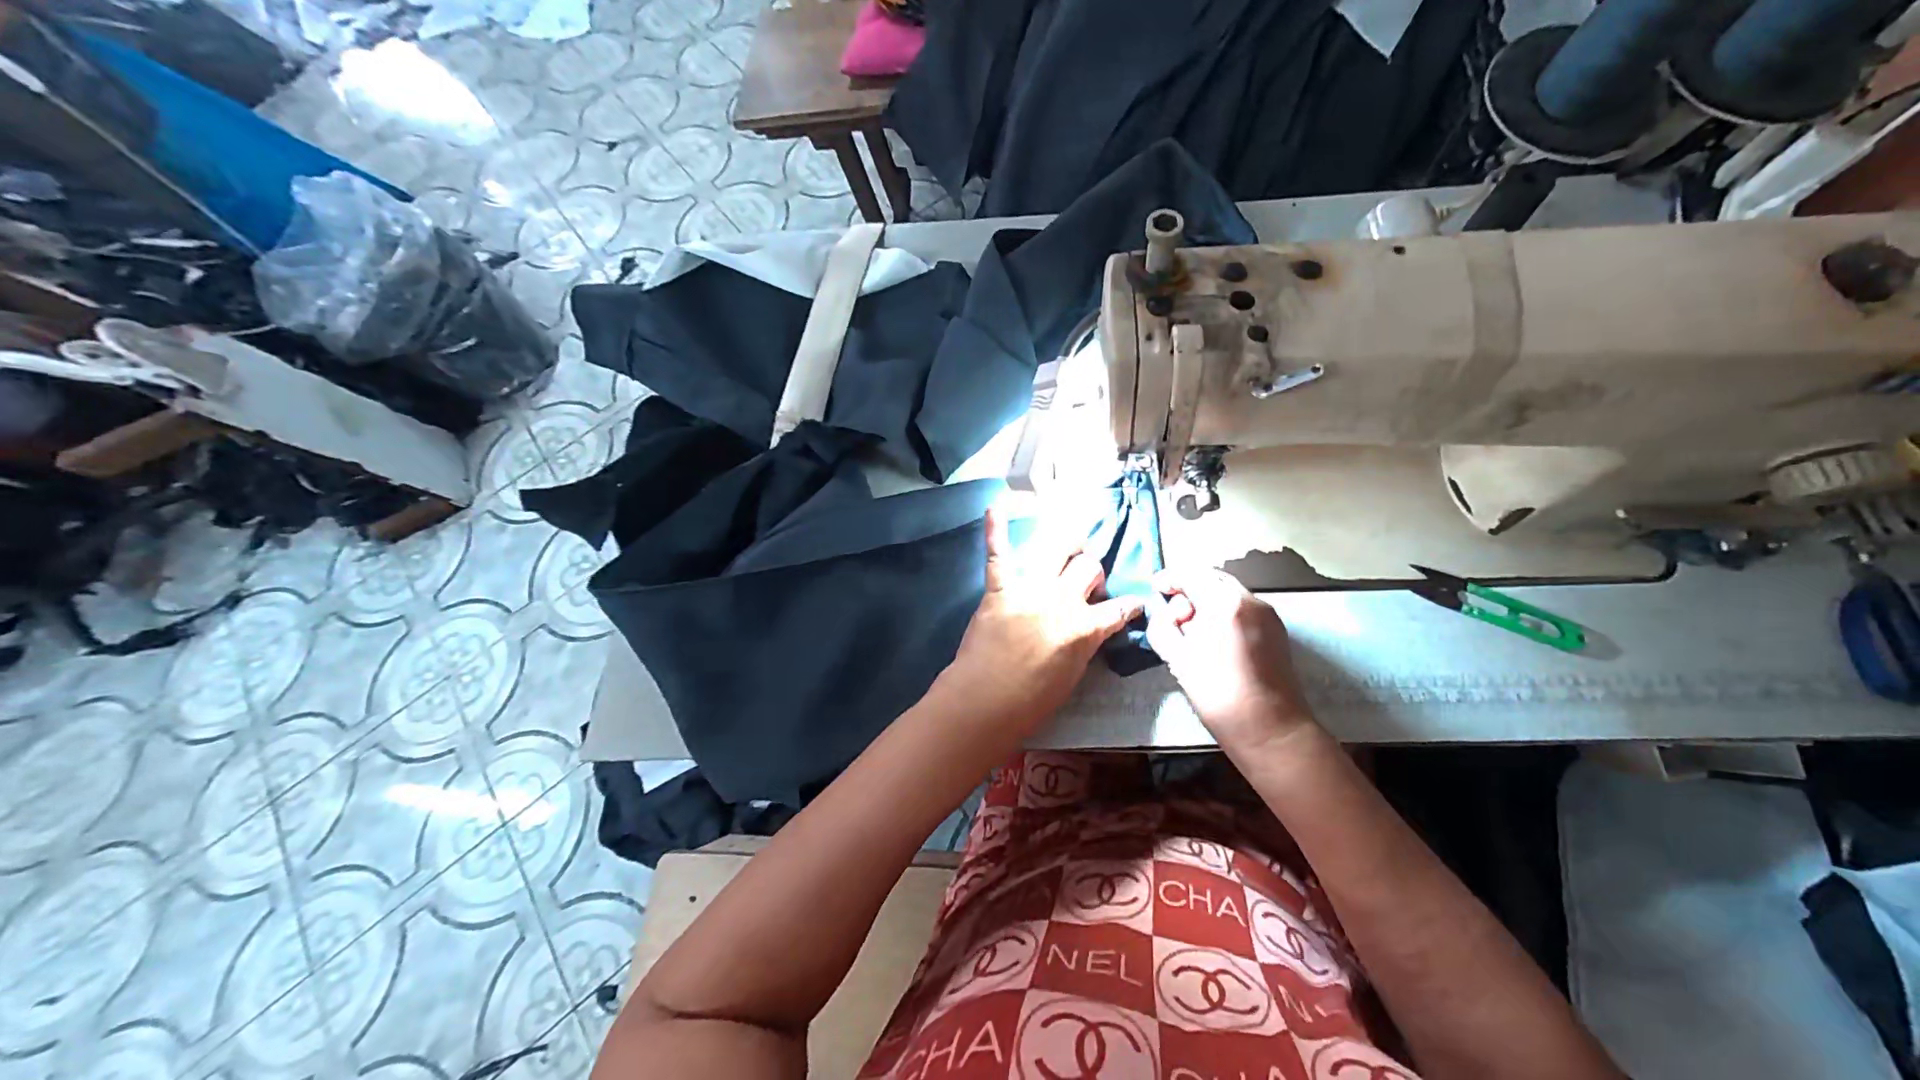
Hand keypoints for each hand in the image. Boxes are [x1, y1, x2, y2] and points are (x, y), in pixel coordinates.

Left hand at [937, 510, 1145, 735]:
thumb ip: (1085, 644)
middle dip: (1093, 573)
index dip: (1129, 606)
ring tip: (1070, 544)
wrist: (985, 700)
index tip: (1133, 604)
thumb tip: (1090, 630)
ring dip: (1067, 542)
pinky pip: (999, 552)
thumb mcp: (1073, 675)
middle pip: (1090, 568)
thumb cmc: (1031, 700)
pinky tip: (997, 505)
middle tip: (1086, 583)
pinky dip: (996, 528)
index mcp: (1086, 626)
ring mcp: (1030, 589)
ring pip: (1057, 548)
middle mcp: (1063, 599)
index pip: (1119, 608)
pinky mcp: (999, 588)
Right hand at [1146, 568, 1317, 752]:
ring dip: (1208, 600)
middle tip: (1171, 607)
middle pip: (1214, 580)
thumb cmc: (1218, 694)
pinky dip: (1224, 613)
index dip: (1170, 578)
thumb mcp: (1176, 658)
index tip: (1156, 587)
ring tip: (1191, 626)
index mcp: (1224, 603)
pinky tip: (1213, 637)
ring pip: (1230, 595)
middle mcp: (1251, 601)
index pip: (1191, 574)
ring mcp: (1268, 615)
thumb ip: (1163, 626)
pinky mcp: (1277, 632)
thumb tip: (1167, 611)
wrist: (1270, 729)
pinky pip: (1243, 610)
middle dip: (1190, 587)